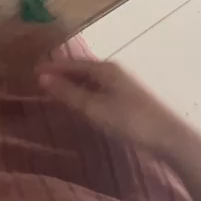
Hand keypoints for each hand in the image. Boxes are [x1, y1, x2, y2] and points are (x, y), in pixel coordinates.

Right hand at [37, 58, 198, 158]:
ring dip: (72, 84)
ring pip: (91, 80)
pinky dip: (84, 93)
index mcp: (104, 68)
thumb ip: (68, 93)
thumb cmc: (127, 120)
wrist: (166, 137)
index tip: (33, 71)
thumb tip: (42, 78)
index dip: (52, 68)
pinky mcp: (127, 98)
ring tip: (55, 93)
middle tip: (41, 82)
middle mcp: (113, 71)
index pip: (71, 63)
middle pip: (81, 69)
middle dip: (61, 74)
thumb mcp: (93, 107)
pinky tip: (80, 104)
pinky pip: (98, 89)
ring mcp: (122, 84)